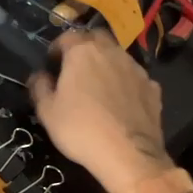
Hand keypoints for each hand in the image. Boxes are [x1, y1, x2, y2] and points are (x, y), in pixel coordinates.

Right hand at [29, 30, 174, 192]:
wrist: (128, 154)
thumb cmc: (80, 129)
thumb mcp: (47, 112)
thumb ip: (40, 87)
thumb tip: (39, 76)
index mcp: (83, 52)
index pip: (66, 37)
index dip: (56, 49)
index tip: (52, 65)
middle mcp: (112, 52)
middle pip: (96, 39)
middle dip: (85, 48)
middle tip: (76, 69)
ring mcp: (136, 69)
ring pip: (118, 57)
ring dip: (106, 64)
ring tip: (99, 87)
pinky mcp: (153, 87)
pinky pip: (134, 78)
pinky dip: (126, 83)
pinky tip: (121, 102)